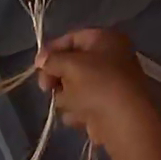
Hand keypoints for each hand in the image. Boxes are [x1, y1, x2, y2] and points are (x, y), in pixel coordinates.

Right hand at [35, 28, 160, 150]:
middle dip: (57, 77)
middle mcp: (110, 59)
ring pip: (74, 88)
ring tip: (72, 104)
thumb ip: (52, 60)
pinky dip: (77, 112)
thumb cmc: (98, 84)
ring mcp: (108, 86)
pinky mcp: (104, 109)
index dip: (52, 50)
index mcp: (106, 40)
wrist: (123, 121)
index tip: (37, 65)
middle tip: (46, 87)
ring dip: (66, 97)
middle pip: (72, 65)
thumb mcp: (70, 64)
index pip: (72, 38)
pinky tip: (79, 117)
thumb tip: (41, 61)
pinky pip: (82, 106)